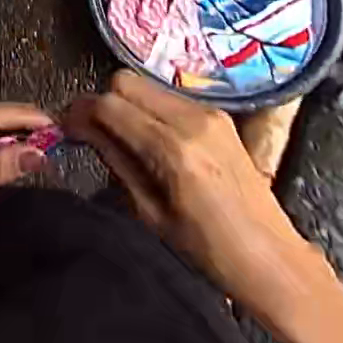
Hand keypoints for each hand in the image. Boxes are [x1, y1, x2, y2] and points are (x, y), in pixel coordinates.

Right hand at [65, 71, 330, 324]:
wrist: (274, 261)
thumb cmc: (209, 251)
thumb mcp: (149, 211)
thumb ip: (114, 159)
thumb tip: (80, 127)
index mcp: (173, 150)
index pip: (109, 104)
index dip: (80, 112)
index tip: (68, 127)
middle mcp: (192, 120)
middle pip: (125, 80)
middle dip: (102, 100)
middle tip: (92, 129)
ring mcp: (209, 113)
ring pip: (145, 83)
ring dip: (125, 102)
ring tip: (119, 134)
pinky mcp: (219, 114)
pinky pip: (167, 96)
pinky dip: (148, 107)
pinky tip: (148, 137)